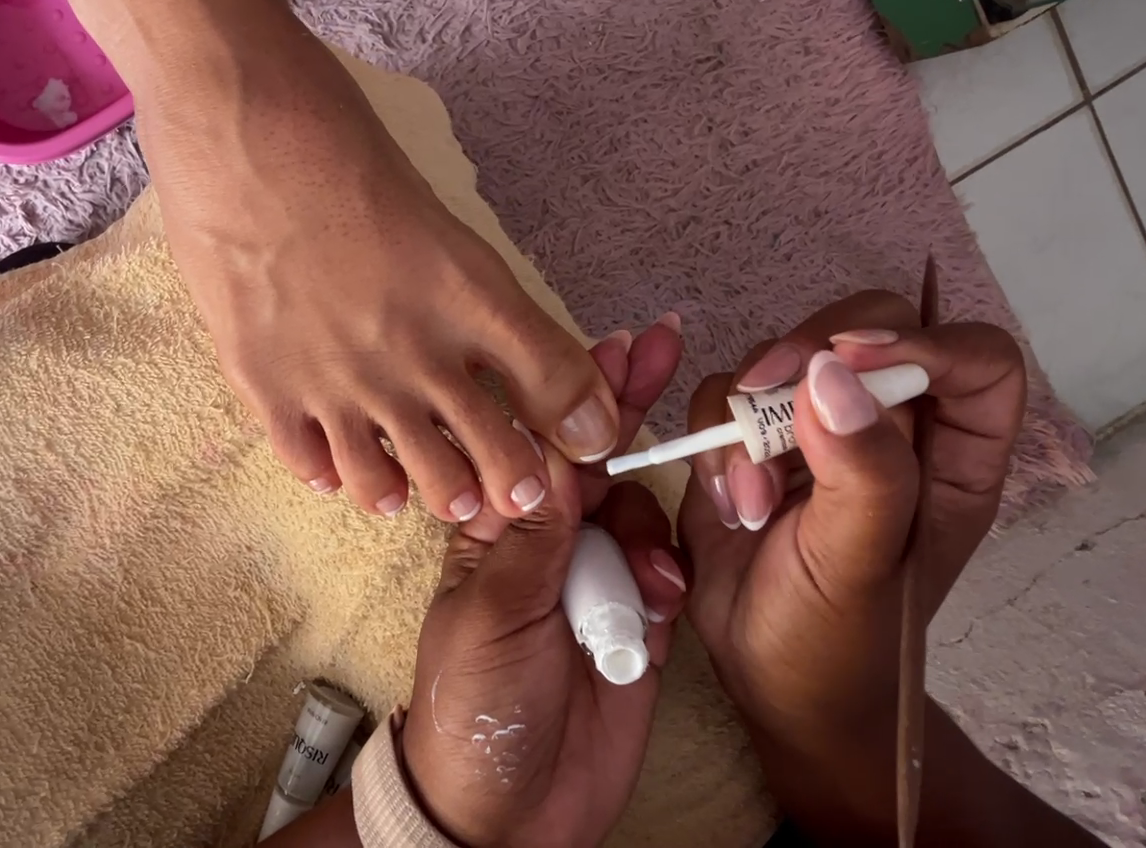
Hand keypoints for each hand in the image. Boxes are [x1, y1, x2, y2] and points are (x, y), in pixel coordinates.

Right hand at [147, 40, 623, 523]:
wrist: (238, 124)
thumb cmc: (339, 142)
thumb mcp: (433, 209)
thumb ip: (470, 288)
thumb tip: (490, 343)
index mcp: (469, 296)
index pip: (555, 384)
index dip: (581, 426)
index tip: (579, 441)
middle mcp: (413, 354)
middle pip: (490, 454)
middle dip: (510, 482)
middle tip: (501, 486)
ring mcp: (338, 379)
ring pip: (399, 482)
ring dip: (420, 489)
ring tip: (417, 488)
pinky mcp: (266, 385)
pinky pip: (312, 464)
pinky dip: (332, 473)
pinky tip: (336, 466)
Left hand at [400, 324, 689, 847]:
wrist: (509, 813)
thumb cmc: (475, 704)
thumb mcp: (495, 613)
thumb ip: (535, 537)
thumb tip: (554, 451)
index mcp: (501, 526)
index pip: (542, 444)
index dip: (579, 393)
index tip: (622, 344)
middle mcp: (551, 539)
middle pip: (598, 461)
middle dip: (630, 409)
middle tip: (666, 349)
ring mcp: (597, 576)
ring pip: (640, 515)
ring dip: (647, 535)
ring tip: (644, 590)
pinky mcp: (640, 618)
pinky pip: (667, 573)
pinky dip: (669, 581)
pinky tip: (659, 611)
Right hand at [678, 291, 1027, 835]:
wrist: (763, 675)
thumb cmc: (837, 639)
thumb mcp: (861, 563)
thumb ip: (864, 470)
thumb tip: (833, 371)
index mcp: (950, 458)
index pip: (973, 361)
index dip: (922, 343)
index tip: (848, 359)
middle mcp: (885, 428)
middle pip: (863, 328)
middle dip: (804, 354)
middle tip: (762, 393)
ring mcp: (812, 429)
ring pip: (780, 360)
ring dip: (747, 420)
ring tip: (745, 499)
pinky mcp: (748, 438)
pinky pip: (724, 396)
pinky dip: (710, 438)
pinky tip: (723, 499)